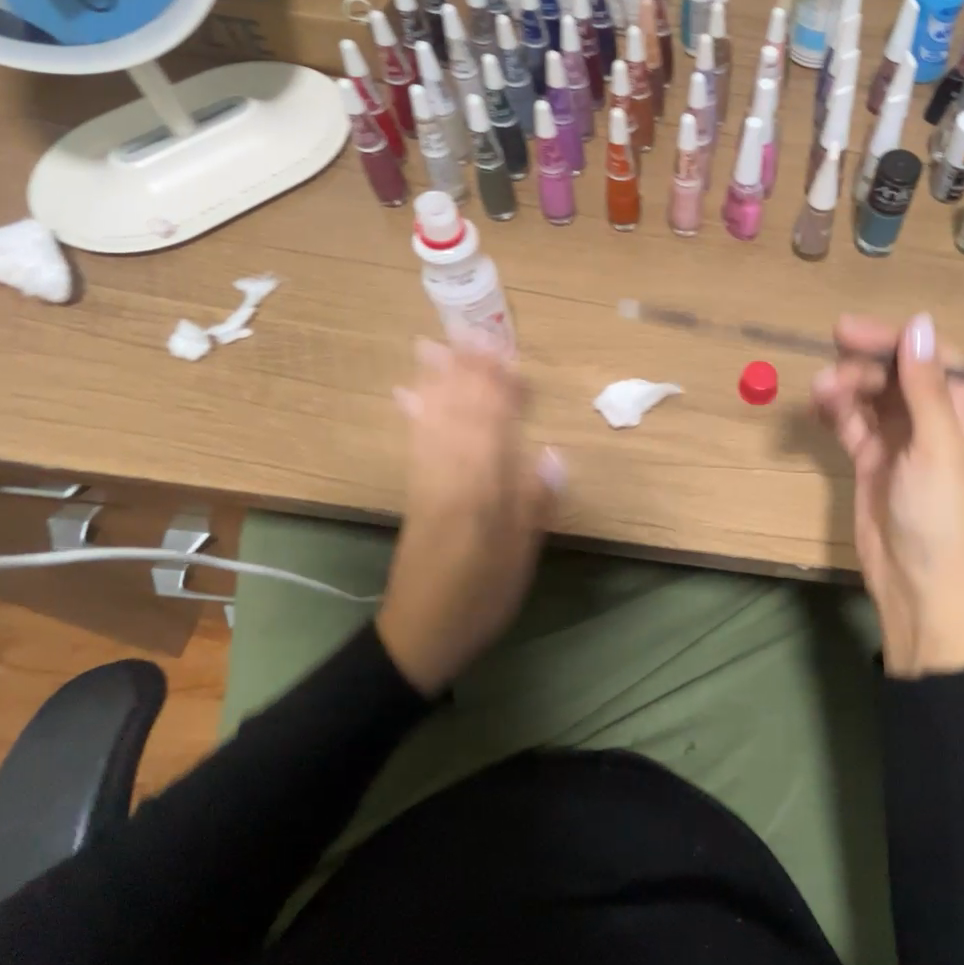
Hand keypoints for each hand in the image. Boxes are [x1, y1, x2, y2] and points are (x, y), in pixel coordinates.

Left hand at [376, 337, 562, 694]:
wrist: (420, 633)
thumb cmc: (480, 599)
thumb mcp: (519, 558)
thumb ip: (533, 505)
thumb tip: (553, 454)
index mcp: (481, 491)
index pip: (492, 426)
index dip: (498, 387)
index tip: (504, 352)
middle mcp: (450, 477)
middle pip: (459, 414)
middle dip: (465, 372)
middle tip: (467, 330)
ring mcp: (428, 484)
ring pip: (433, 422)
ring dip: (436, 382)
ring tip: (433, 347)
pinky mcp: (416, 496)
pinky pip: (416, 445)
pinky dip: (415, 415)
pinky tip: (410, 397)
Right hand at [811, 313, 963, 677]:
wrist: (919, 586)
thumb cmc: (942, 517)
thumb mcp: (937, 447)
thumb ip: (925, 386)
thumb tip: (919, 321)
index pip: (933, 357)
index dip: (896, 339)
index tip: (852, 332)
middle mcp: (935, 419)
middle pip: (898, 372)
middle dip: (865, 363)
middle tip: (829, 360)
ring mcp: (902, 440)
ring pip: (872, 395)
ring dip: (846, 387)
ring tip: (820, 394)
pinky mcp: (873, 460)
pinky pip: (853, 423)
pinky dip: (836, 412)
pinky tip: (818, 409)